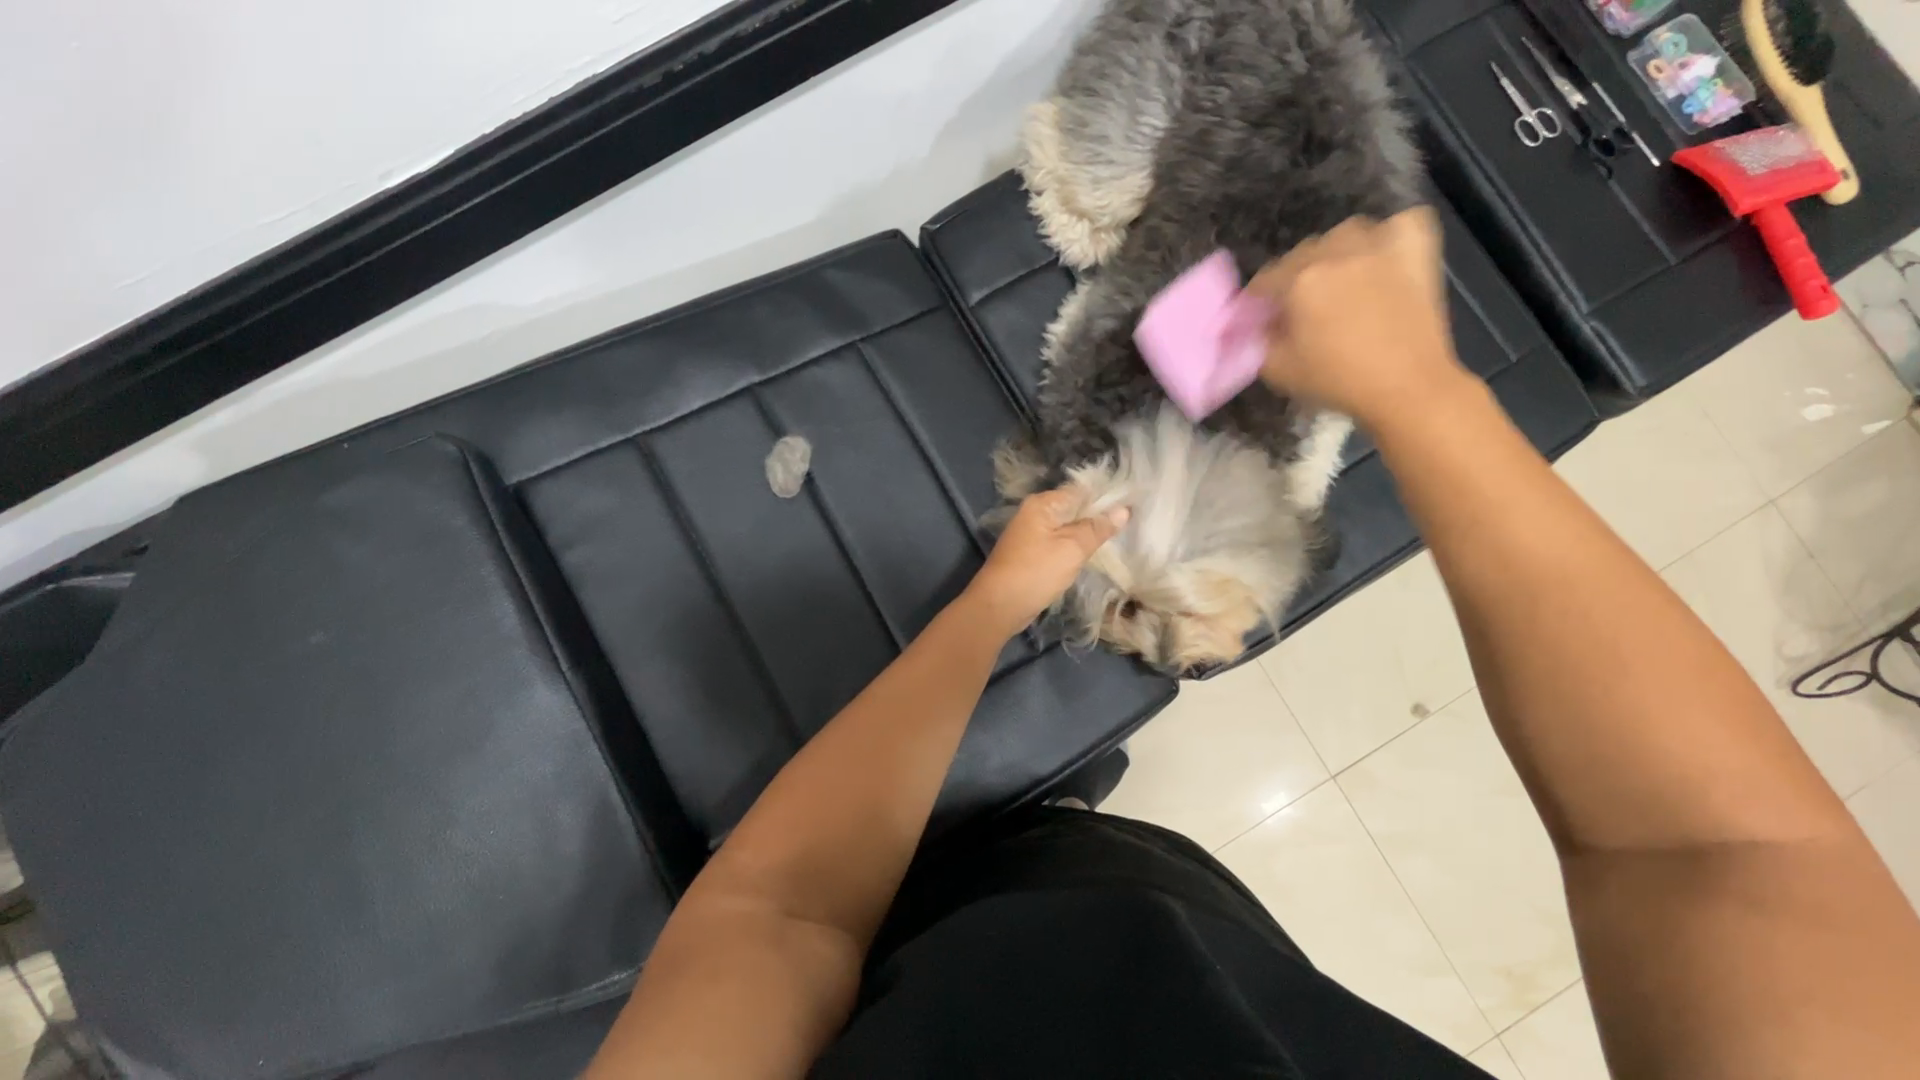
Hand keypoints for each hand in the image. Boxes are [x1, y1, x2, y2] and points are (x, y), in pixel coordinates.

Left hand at [967, 488, 1129, 635]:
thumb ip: (1097, 528)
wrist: (998, 606)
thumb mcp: (1072, 548)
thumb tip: (1123, 510)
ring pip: (1067, 528)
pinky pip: (1059, 544)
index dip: (1107, 498)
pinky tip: (1091, 557)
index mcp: (1043, 503)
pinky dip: (1074, 549)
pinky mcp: (1030, 554)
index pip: (1082, 491)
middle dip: (1099, 518)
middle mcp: (1035, 513)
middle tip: (1130, 526)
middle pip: (1074, 509)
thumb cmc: (1036, 572)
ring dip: (1087, 535)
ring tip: (1117, 540)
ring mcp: (1031, 534)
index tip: (1133, 507)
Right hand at [1246, 207, 1472, 427]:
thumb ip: (1257, 340)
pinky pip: (1402, 224)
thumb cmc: (1338, 382)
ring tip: (1341, 278)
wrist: (1408, 388)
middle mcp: (1337, 253)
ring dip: (1338, 252)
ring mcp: (1380, 248)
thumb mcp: (1278, 370)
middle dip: (1296, 278)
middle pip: (1303, 253)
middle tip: (1301, 308)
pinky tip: (1383, 257)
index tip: (1259, 319)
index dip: (1258, 301)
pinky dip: (1390, 235)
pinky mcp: (1416, 252)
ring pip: (1347, 233)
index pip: (1265, 279)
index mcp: (1300, 281)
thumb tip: (1257, 324)